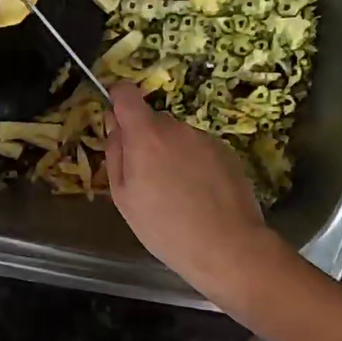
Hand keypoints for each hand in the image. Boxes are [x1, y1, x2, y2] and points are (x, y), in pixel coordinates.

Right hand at [104, 83, 288, 294]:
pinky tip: (200, 196)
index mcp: (146, 135)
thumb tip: (114, 127)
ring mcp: (205, 138)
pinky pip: (200, 150)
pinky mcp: (227, 152)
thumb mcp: (123, 197)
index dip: (116, 101)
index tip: (115, 121)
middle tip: (146, 179)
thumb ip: (115, 154)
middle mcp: (177, 128)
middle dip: (145, 141)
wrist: (227, 246)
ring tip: (177, 193)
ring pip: (178, 137)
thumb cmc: (164, 228)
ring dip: (171, 154)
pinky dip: (194, 164)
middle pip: (153, 121)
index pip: (126, 94)